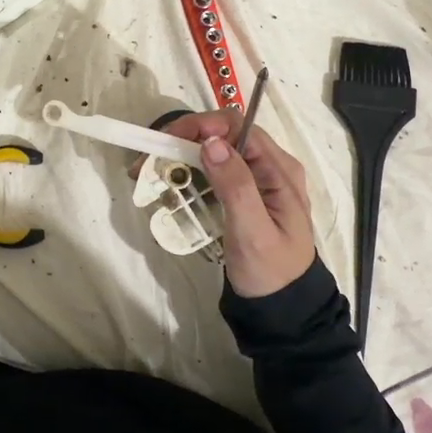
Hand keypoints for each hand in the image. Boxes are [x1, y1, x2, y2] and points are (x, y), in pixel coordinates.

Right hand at [161, 111, 316, 297]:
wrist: (282, 306)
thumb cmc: (269, 270)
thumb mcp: (252, 231)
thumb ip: (235, 185)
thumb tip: (211, 142)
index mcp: (280, 170)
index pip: (239, 126)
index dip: (203, 125)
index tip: (169, 141)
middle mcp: (270, 167)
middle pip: (224, 134)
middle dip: (185, 139)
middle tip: (150, 158)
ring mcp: (257, 179)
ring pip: (216, 150)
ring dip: (183, 155)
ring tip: (152, 171)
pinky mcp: (243, 193)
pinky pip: (214, 170)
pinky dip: (189, 171)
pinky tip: (171, 184)